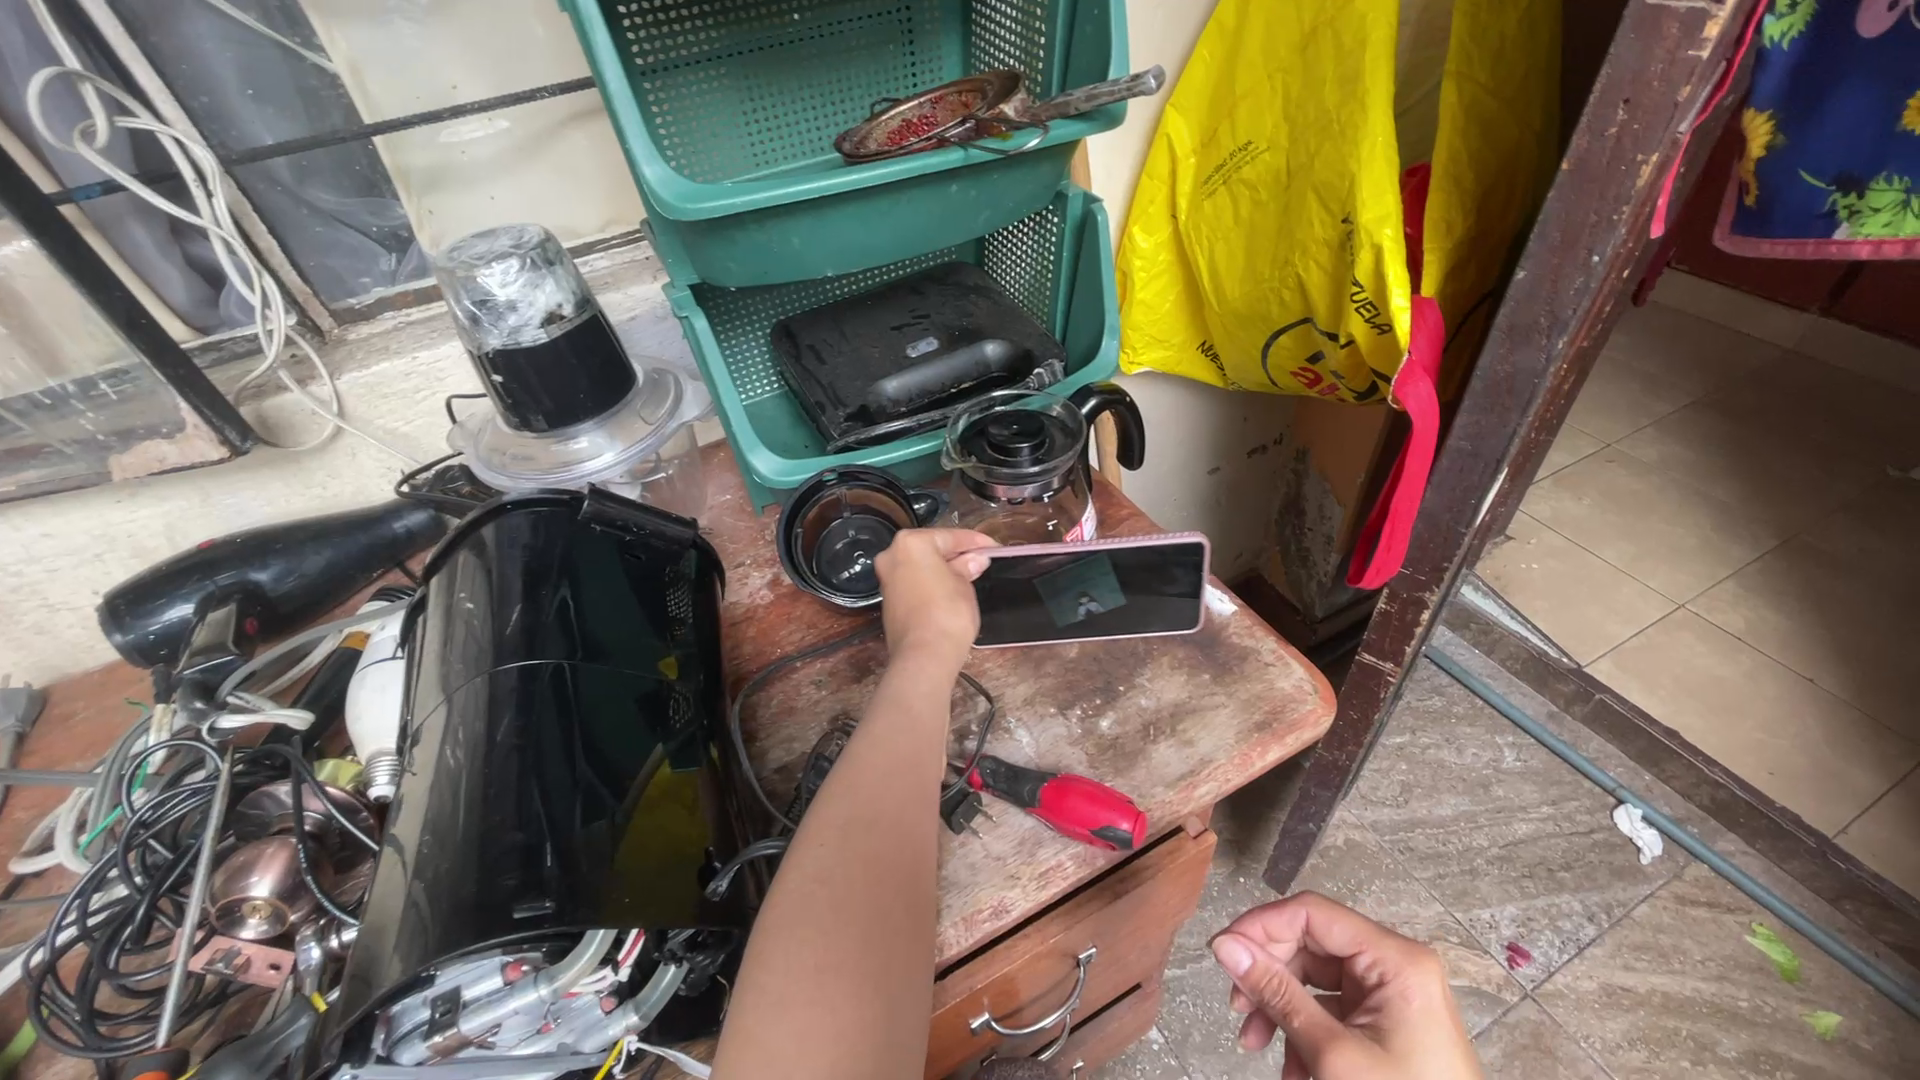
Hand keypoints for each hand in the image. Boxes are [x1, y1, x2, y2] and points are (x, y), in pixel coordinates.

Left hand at [874, 528, 996, 668]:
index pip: (950, 537)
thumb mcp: (964, 585)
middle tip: (982, 561)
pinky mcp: (889, 601)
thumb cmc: (948, 614)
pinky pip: (915, 583)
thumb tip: (975, 560)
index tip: (992, 547)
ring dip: (943, 569)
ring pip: (921, 566)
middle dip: (957, 555)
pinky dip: (931, 583)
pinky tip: (951, 590)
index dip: (975, 542)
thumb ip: (967, 567)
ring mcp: (887, 579)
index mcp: (911, 543)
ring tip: (971, 576)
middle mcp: (892, 556)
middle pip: (931, 549)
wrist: (924, 656)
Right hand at [1209, 892, 1479, 1079]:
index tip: (1223, 953)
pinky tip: (1290, 1066)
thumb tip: (1224, 945)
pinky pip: (1330, 1007)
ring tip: (1255, 1044)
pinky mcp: (1386, 1019)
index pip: (1311, 912)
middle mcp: (1396, 964)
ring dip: (1280, 1009)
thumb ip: (1276, 993)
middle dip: (1269, 977)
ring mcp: (1392, 993)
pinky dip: (1304, 1030)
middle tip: (1236, 1006)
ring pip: (1314, 978)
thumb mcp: (1331, 1052)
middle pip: (1310, 944)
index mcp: (1396, 958)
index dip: (1261, 926)